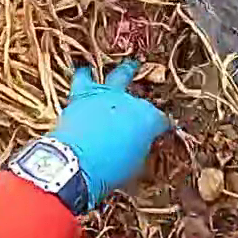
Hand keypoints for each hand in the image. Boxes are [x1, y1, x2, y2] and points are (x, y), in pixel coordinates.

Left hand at [48, 60, 171, 208]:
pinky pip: (83, 79)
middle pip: (143, 96)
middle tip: (157, 94)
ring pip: (118, 77)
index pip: (162, 121)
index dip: (162, 127)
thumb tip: (139, 145)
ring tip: (127, 66)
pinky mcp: (82, 95)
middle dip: (150, 96)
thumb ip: (140, 148)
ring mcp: (107, 96)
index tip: (162, 132)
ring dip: (123, 73)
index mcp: (149, 119)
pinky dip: (84, 76)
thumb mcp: (135, 165)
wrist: (75, 163)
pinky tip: (83, 71)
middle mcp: (131, 102)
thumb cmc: (110, 171)